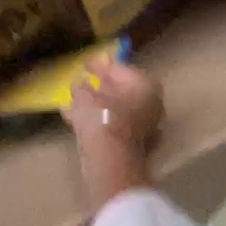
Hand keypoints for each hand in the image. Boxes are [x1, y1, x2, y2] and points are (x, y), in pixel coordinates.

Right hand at [61, 57, 162, 205]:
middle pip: (122, 90)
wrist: (111, 161)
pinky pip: (113, 126)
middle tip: (82, 82)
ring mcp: (145, 125)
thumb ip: (81, 87)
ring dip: (98, 105)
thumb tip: (79, 84)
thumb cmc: (102, 118)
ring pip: (117, 110)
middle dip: (102, 87)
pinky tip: (77, 120)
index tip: (85, 65)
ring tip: (74, 102)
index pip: (120, 68)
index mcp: (145, 85)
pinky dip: (98, 122)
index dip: (100, 65)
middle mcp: (151, 103)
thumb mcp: (84, 96)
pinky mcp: (134, 145)